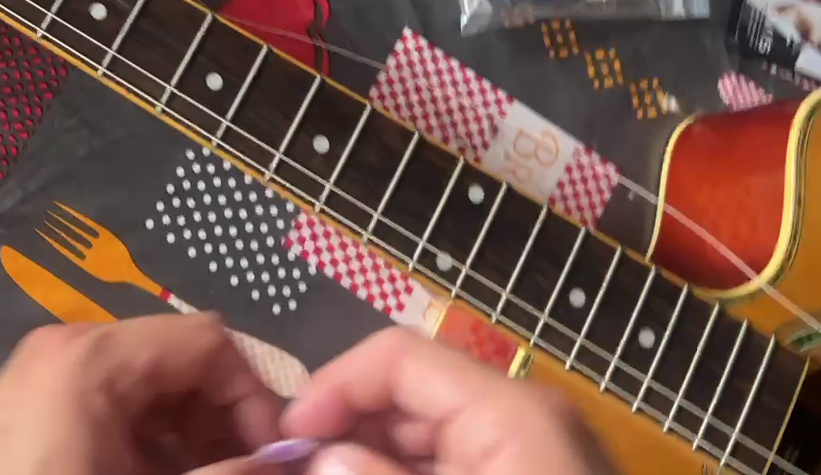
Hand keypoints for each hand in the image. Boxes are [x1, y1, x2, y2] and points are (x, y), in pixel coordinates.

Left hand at [0, 314, 282, 474]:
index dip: (253, 395)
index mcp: (93, 356)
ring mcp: (46, 371)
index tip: (275, 460)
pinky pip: (112, 407)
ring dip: (188, 440)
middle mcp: (70, 345)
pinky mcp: (35, 402)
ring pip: (148, 388)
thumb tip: (300, 459)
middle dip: (222, 423)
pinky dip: (148, 445)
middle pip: (177, 361)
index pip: (205, 339)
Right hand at [281, 327, 613, 474]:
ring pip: (424, 435)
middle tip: (303, 470)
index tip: (292, 434)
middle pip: (408, 395)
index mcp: (507, 410)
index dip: (335, 384)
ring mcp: (529, 454)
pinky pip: (451, 465)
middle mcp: (519, 417)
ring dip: (374, 460)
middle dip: (351, 430)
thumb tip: (319, 458)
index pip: (397, 357)